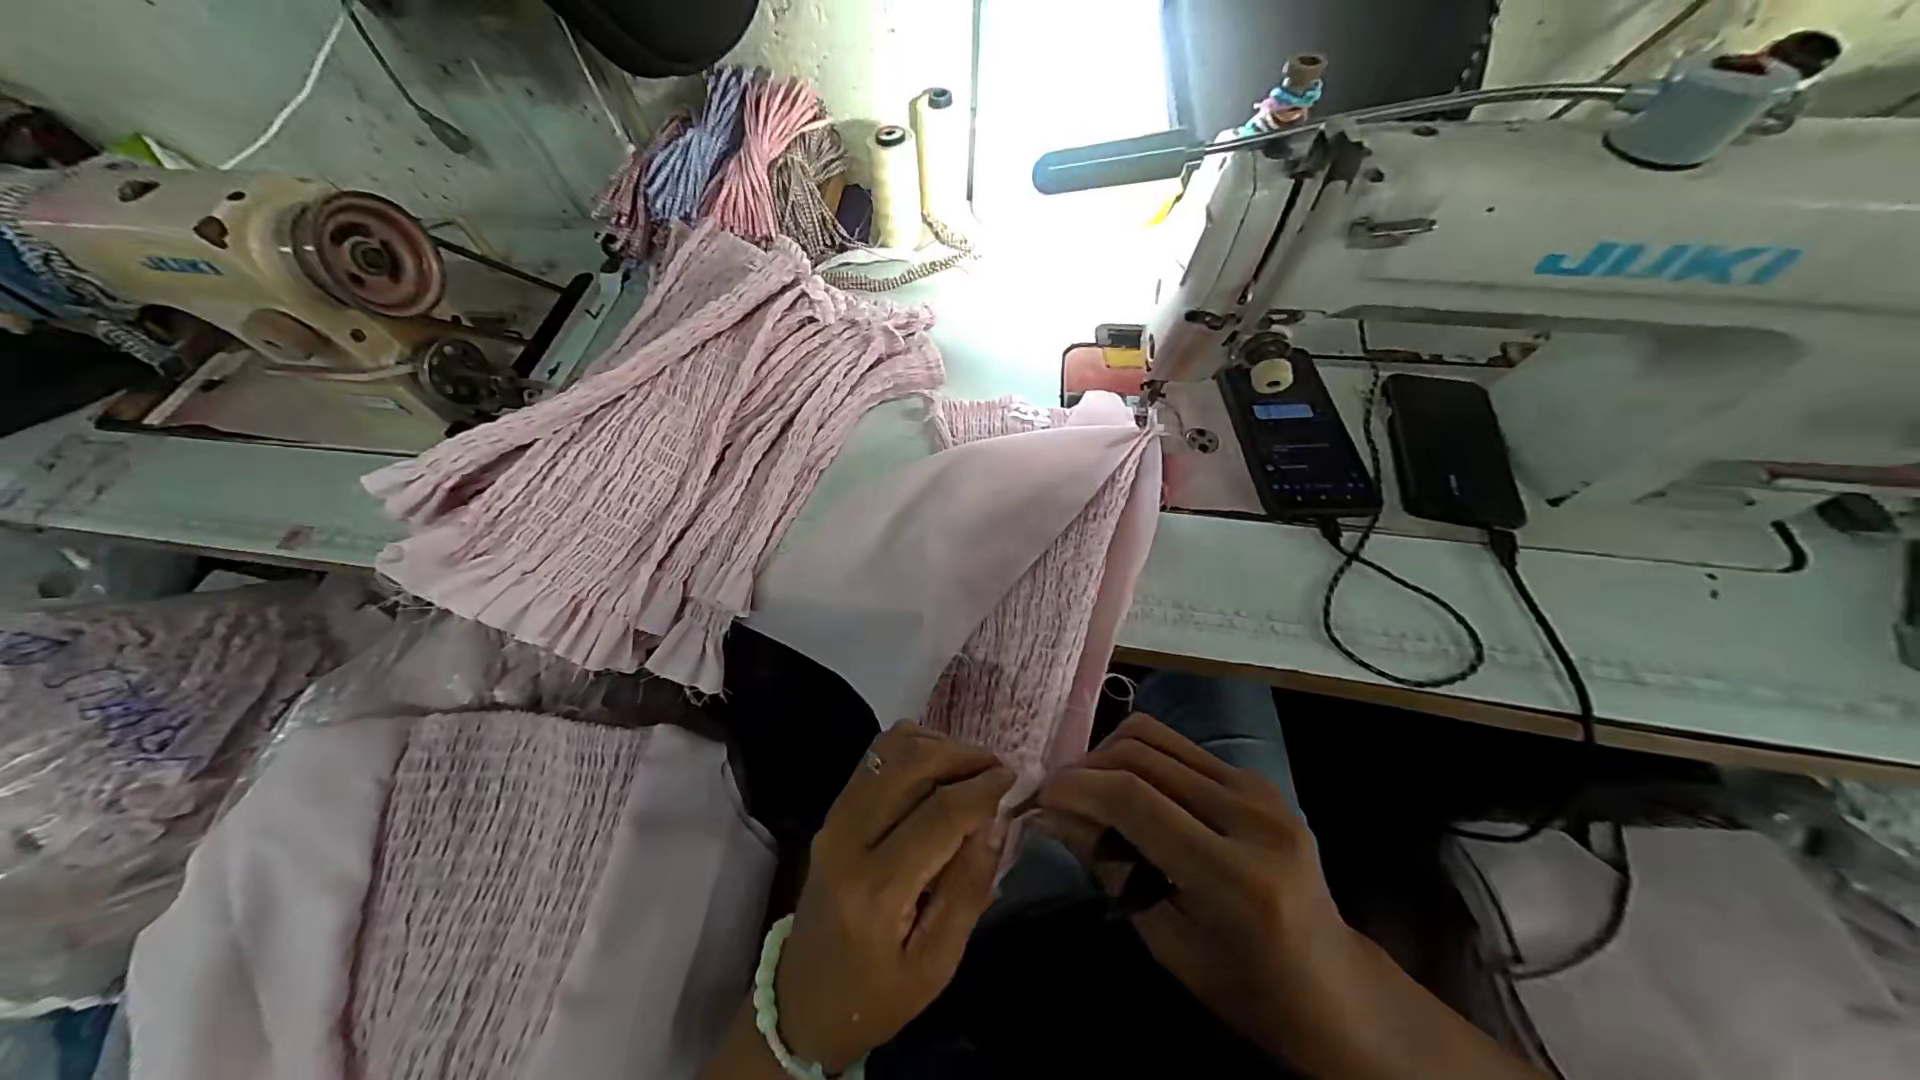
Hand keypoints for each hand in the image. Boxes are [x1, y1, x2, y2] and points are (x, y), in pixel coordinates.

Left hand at [775, 723, 1011, 1072]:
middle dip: (962, 756)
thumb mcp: (936, 964)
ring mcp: (833, 820)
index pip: (939, 814)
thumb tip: (996, 822)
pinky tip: (938, 767)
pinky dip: (912, 749)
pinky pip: (874, 758)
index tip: (1015, 779)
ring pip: (889, 751)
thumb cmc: (875, 996)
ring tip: (971, 767)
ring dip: (937, 747)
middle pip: (910, 765)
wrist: (802, 1001)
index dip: (982, 788)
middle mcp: (847, 840)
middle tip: (997, 768)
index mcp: (876, 890)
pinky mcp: (832, 812)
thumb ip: (969, 889)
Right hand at [1036, 714, 1542, 1079]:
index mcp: (1234, 875)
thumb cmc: (1244, 987)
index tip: (1038, 796)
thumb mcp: (1166, 941)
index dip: (1076, 788)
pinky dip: (1141, 759)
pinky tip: (1128, 790)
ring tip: (1088, 790)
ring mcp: (1260, 790)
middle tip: (1057, 795)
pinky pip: (1181, 749)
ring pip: (1159, 737)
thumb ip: (1108, 867)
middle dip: (1086, 767)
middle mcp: (1252, 817)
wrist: (1332, 986)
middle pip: (1143, 753)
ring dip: (1110, 755)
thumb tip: (1049, 813)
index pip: (1135, 800)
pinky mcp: (1257, 779)